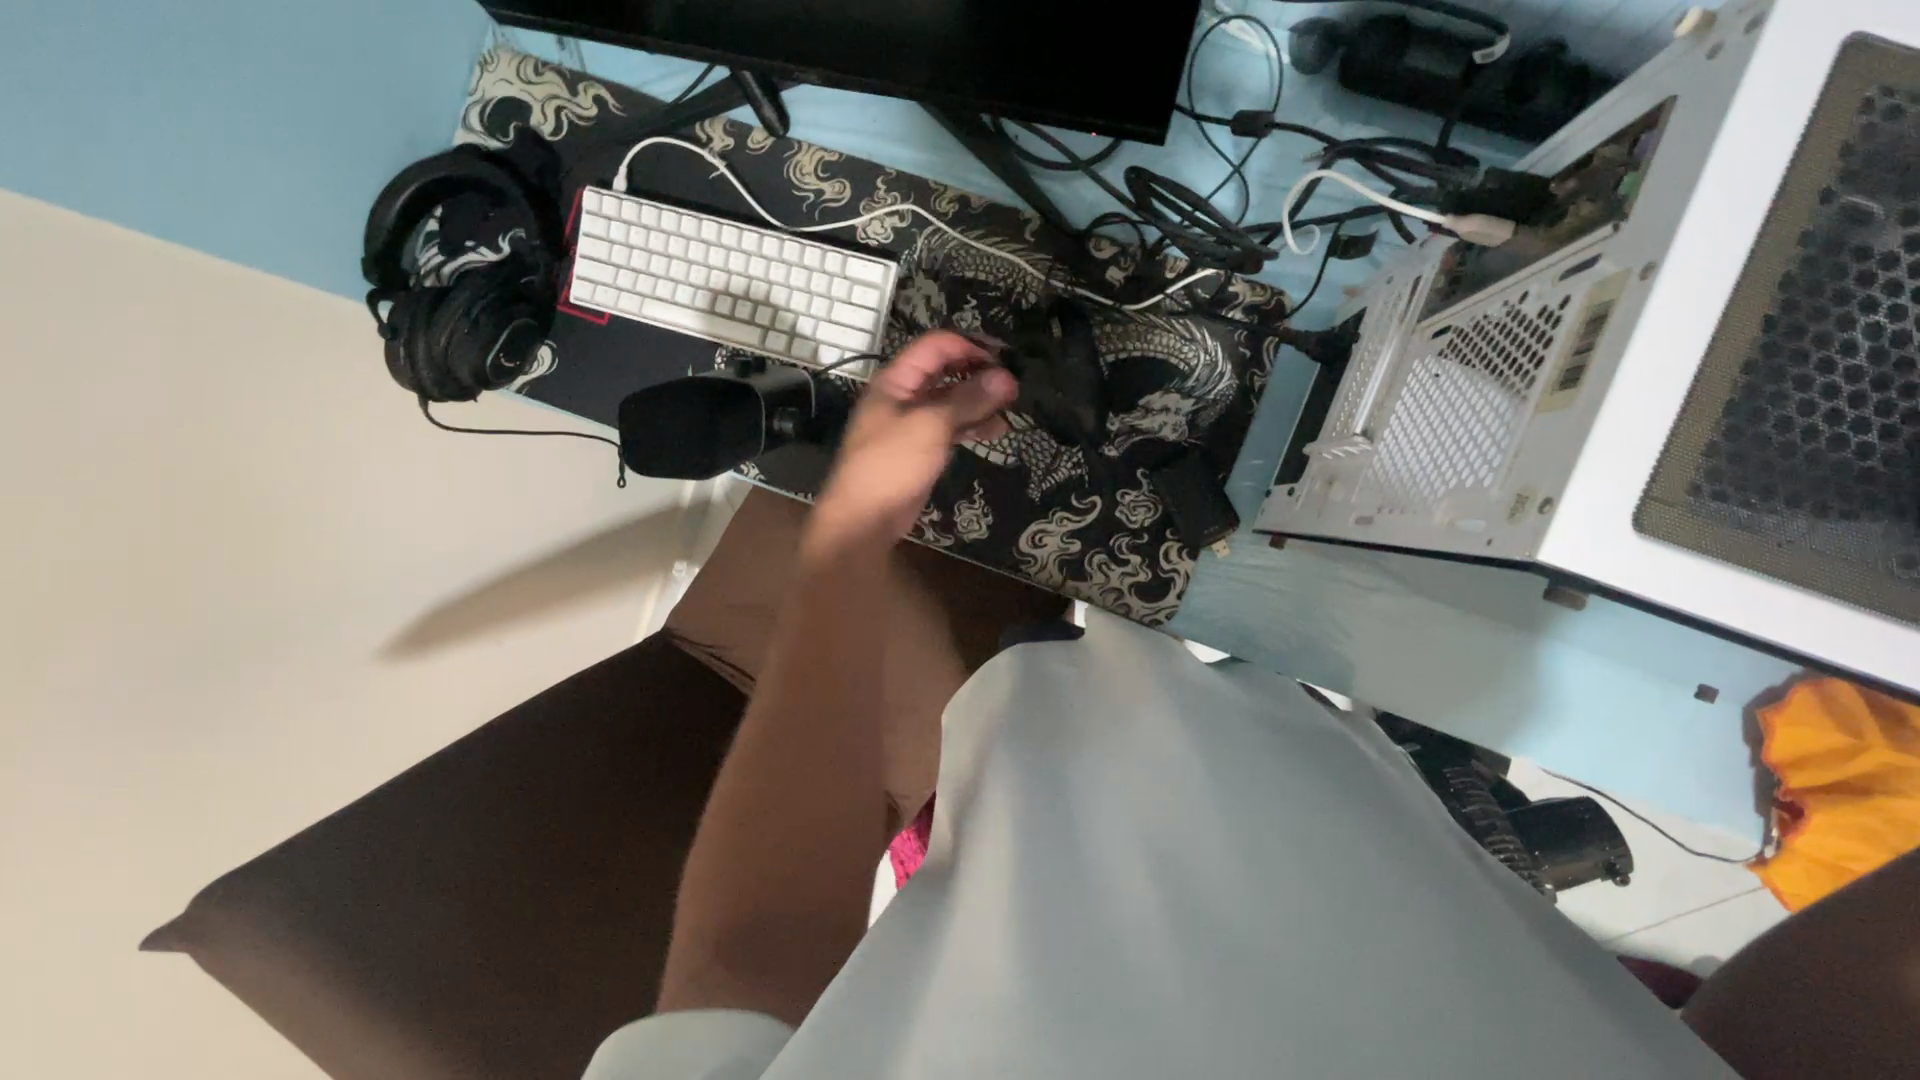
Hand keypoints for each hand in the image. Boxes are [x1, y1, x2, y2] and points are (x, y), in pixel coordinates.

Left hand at [812, 332, 1017, 542]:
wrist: (865, 519)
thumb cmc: (891, 465)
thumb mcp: (931, 426)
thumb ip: (968, 400)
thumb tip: (1006, 378)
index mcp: (895, 380)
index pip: (936, 346)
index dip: (969, 346)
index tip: (1004, 357)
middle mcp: (903, 396)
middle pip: (945, 371)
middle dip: (978, 373)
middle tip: (1013, 384)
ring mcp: (913, 424)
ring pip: (951, 401)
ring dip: (979, 401)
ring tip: (1011, 407)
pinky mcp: (922, 448)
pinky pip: (951, 427)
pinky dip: (972, 425)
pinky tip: (996, 430)